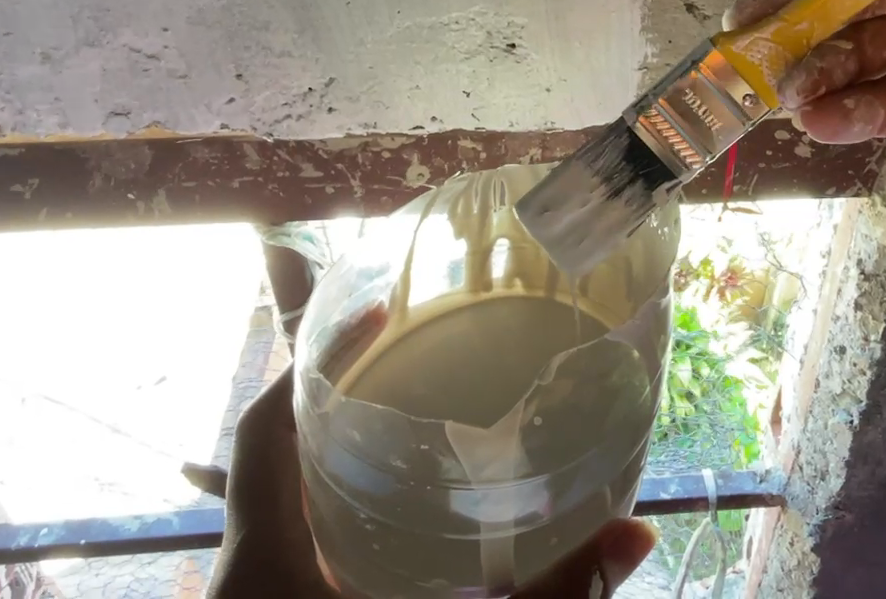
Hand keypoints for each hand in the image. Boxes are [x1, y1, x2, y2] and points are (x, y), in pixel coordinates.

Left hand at [208, 373, 656, 598]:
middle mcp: (247, 570)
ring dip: (330, 442)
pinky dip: (335, 495)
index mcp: (265, 564)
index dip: (312, 361)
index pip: (265, 428)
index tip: (376, 315)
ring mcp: (256, 590)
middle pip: (271, 447)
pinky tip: (393, 494)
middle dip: (331, 392)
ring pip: (280, 490)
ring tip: (401, 401)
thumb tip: (638, 533)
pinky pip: (295, 527)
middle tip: (406, 350)